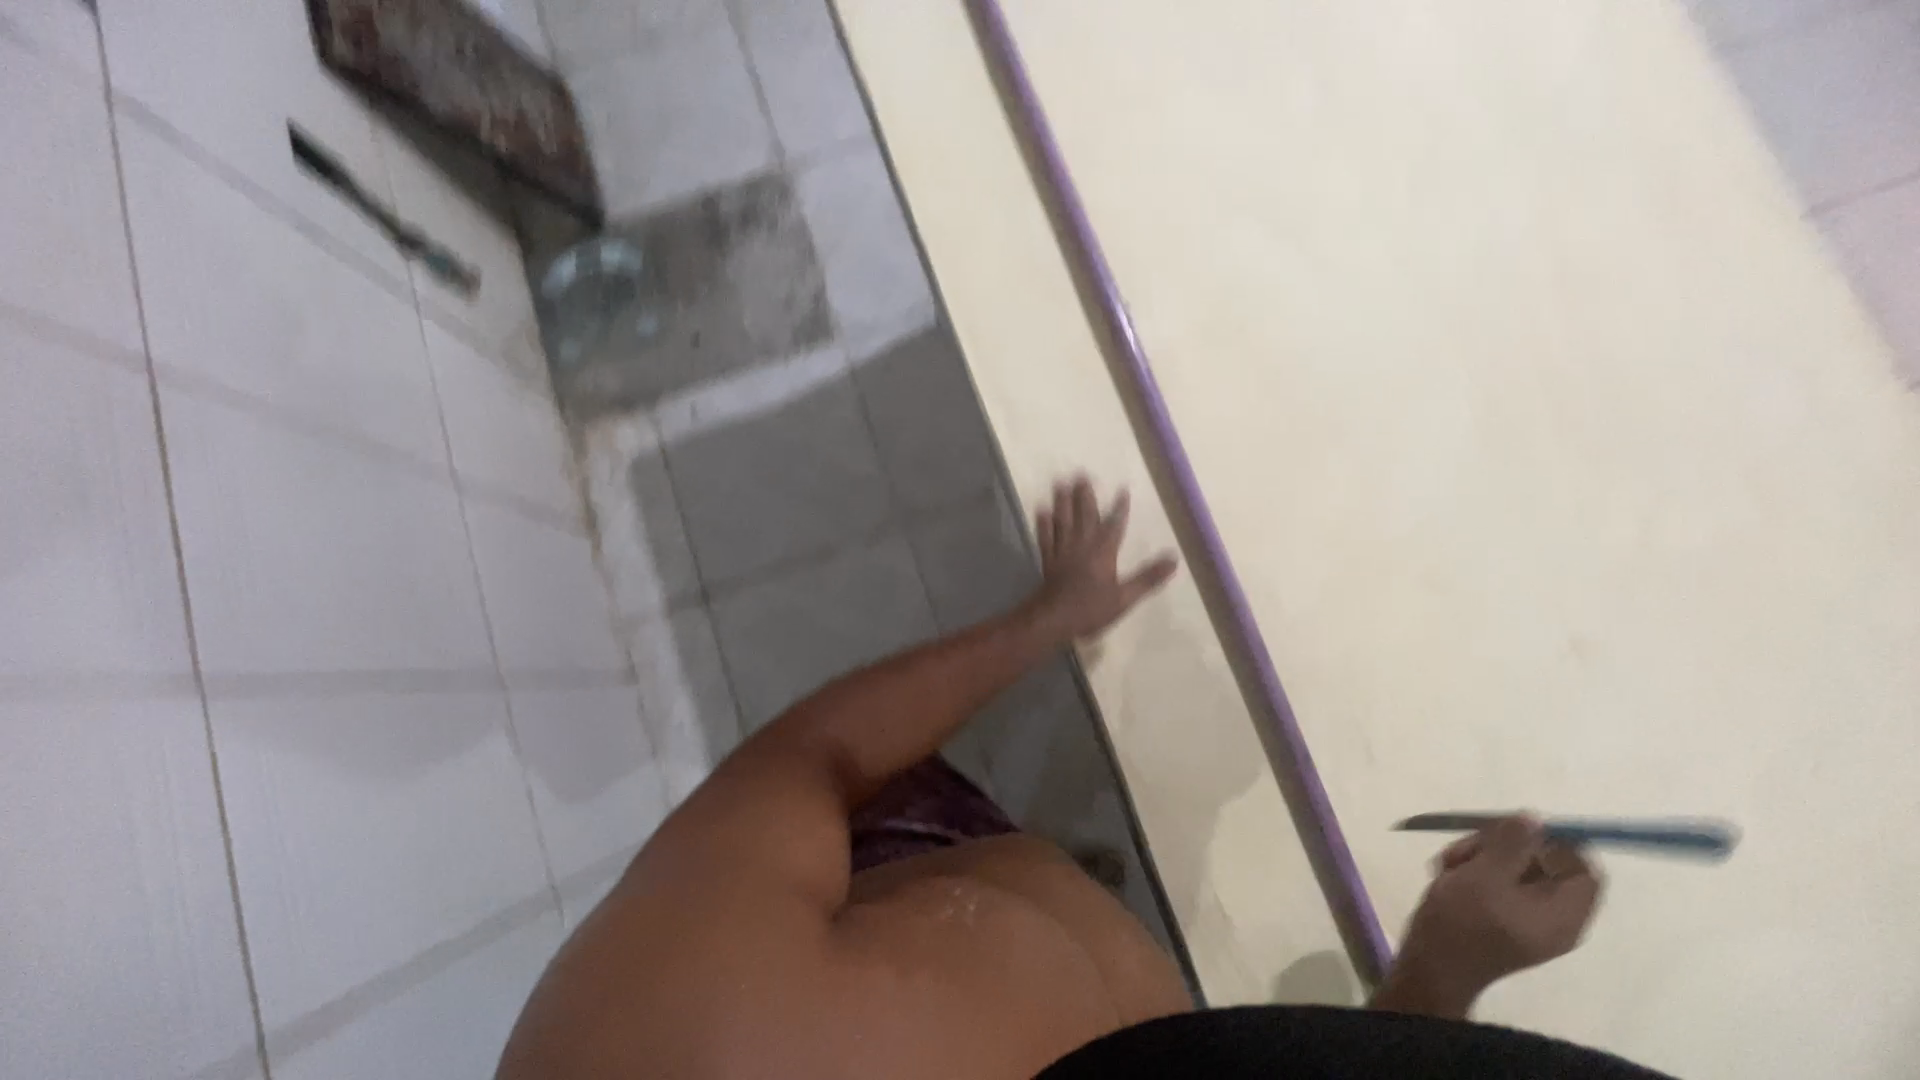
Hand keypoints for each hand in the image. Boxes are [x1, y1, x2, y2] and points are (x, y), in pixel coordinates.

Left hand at [1023, 476, 1178, 641]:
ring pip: (1063, 521)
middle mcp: (1082, 546)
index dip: (1119, 508)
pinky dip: (1043, 524)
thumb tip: (1174, 559)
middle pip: (1084, 516)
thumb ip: (1148, 578)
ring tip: (1060, 482)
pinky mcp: (1048, 561)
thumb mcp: (1125, 597)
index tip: (1122, 489)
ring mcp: (1062, 552)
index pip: (1114, 525)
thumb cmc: (1091, 609)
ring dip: (1062, 502)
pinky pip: (1046, 538)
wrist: (1053, 619)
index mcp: (1103, 552)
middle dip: (1084, 495)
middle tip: (1081, 473)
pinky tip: (1041, 511)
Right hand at [1374, 815, 1604, 1017]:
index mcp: (1563, 914)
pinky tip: (1448, 875)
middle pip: (1543, 863)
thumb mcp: (1484, 877)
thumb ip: (1510, 845)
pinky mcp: (1503, 918)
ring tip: (1448, 863)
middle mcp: (1554, 917)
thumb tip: (1533, 818)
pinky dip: (1474, 871)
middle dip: (1501, 846)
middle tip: (1465, 845)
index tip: (1515, 829)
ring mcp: (1527, 919)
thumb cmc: (1461, 924)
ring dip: (1479, 856)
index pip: (1582, 868)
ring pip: (1514, 868)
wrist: (1430, 967)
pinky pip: (1499, 883)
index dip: (1556, 842)